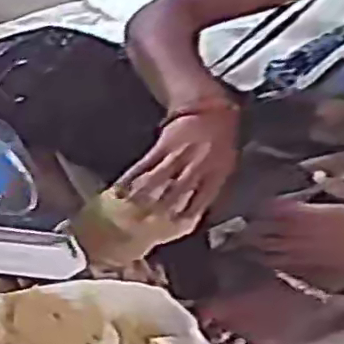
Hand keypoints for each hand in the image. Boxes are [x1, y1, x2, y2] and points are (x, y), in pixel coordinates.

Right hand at [118, 107, 238, 220]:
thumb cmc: (221, 144)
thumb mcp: (225, 167)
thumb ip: (209, 188)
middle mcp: (197, 166)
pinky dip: (130, 179)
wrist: (213, 113)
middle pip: (175, 192)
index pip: (200, 200)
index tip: (170, 230)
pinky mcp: (162, 147)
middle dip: (159, 209)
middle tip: (142, 224)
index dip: (185, 216)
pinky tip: (118, 189)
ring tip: (124, 210)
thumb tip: (193, 212)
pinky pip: (144, 166)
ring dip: (140, 196)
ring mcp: (179, 156)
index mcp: (216, 174)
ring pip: (157, 180)